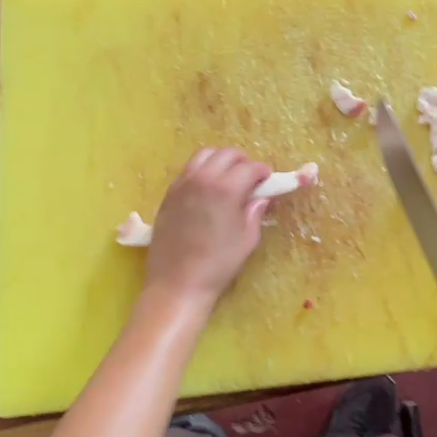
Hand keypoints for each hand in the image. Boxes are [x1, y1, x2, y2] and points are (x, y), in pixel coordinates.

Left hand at [142, 148, 272, 312]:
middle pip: (226, 154)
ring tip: (227, 177)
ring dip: (220, 160)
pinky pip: (188, 169)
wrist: (177, 282)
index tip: (267, 179)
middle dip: (242, 161)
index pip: (249, 167)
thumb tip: (260, 197)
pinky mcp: (169, 193)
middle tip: (249, 178)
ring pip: (204, 155)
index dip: (262, 171)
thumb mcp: (247, 239)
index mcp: (226, 188)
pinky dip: (202, 169)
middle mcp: (203, 178)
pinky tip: (207, 187)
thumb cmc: (218, 264)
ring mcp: (182, 184)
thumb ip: (255, 212)